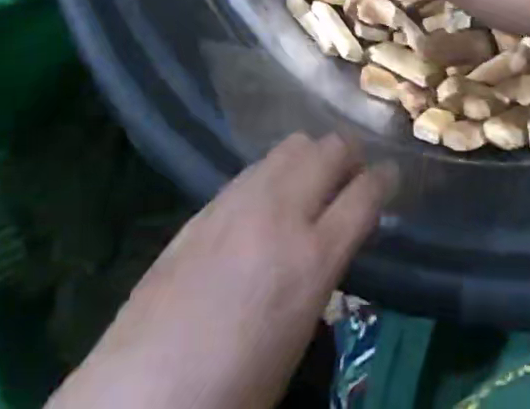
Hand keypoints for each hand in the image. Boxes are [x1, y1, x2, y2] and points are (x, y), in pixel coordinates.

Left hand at [48, 133, 392, 408]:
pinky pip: (254, 168)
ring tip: (312, 180)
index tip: (393, 176)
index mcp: (312, 259)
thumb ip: (321, 277)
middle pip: (330, 150)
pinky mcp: (205, 206)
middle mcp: (280, 215)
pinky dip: (275, 171)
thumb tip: (329, 245)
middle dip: (351, 156)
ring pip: (292, 146)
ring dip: (312, 156)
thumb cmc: (231, 393)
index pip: (366, 193)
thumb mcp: (298, 341)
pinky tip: (268, 198)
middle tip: (354, 175)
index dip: (386, 179)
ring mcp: (238, 204)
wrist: (137, 399)